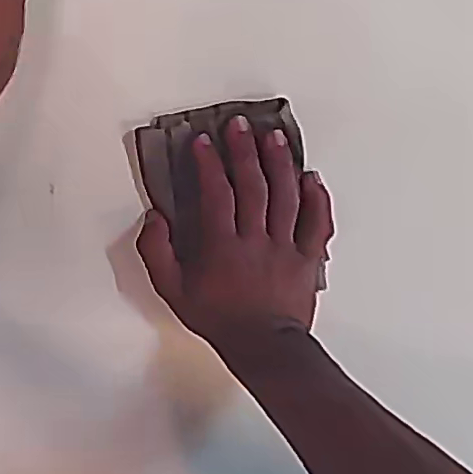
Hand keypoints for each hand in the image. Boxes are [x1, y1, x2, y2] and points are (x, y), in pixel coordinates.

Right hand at [137, 116, 335, 352]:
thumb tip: (154, 218)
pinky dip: (317, 199)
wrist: (264, 348)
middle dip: (245, 151)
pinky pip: (318, 224)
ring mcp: (286, 248)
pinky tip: (313, 177)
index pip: (216, 194)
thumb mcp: (172, 290)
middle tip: (240, 125)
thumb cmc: (218, 317)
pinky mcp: (309, 258)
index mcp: (222, 246)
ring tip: (274, 137)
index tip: (203, 141)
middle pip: (253, 187)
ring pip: (286, 198)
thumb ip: (157, 252)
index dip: (209, 164)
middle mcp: (256, 241)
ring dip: (280, 164)